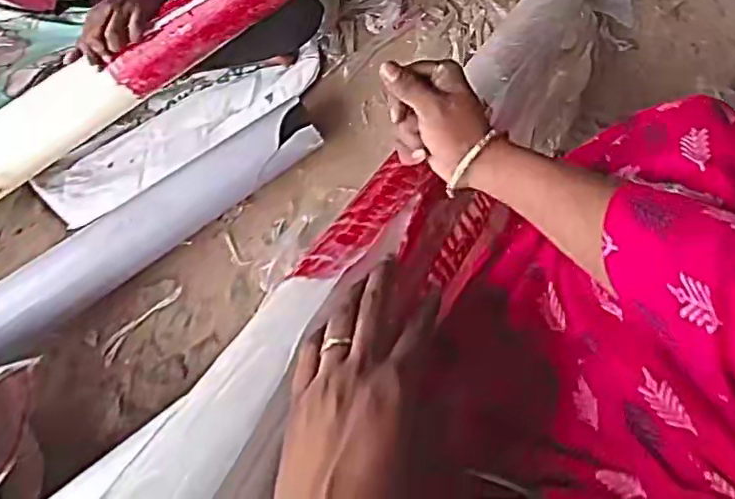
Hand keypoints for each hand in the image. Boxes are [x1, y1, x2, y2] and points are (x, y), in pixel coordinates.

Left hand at [78, 0, 154, 66]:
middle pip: (96, 36)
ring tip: (123, 51)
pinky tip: (136, 41)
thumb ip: (87, 40)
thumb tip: (68, 61)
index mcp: (93, 15)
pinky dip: (134, 38)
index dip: (90, 54)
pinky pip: (134, 28)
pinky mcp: (139, 9)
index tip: (98, 65)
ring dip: (118, 46)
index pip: (85, 39)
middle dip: (102, 51)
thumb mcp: (101, 22)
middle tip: (111, 59)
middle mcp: (105, 11)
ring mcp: (122, 9)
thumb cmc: (121, 10)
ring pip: (113, 34)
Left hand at [276, 260, 437, 498]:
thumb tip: (435, 378)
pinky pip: (309, 350)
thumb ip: (426, 406)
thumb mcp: (417, 448)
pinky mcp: (299, 397)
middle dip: (385, 281)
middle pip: (374, 311)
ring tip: (362, 277)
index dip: (428, 306)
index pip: (418, 331)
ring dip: (353, 295)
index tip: (435, 287)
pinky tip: (326, 323)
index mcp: (396, 384)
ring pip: (341, 322)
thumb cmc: (380, 491)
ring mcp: (326, 380)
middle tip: (391, 259)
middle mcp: (361, 370)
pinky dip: (321, 330)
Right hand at [379, 60, 490, 181]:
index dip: (399, 93)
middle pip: (399, 98)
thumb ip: (406, 86)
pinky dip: (412, 147)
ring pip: (401, 120)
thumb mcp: (430, 107)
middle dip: (406, 120)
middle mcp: (437, 88)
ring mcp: (431, 110)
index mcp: (442, 74)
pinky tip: (423, 153)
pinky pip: (405, 135)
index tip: (402, 111)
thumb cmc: (457, 134)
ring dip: (410, 136)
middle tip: (418, 128)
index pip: (404, 74)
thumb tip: (386, 66)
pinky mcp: (426, 130)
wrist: (471, 166)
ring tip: (426, 143)